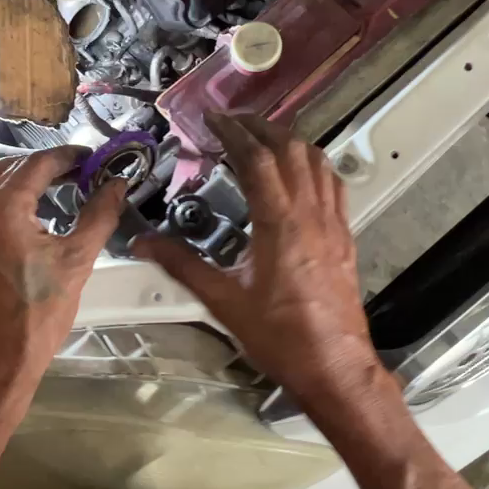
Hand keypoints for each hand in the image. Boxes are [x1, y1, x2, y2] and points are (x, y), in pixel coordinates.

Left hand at [0, 147, 128, 383]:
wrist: (1, 354)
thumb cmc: (40, 311)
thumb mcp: (78, 260)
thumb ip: (99, 214)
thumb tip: (116, 183)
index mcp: (5, 209)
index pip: (38, 164)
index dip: (67, 157)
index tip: (88, 158)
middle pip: (11, 166)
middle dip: (43, 165)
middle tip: (73, 175)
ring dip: (11, 172)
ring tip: (40, 184)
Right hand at [134, 112, 381, 403]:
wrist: (335, 368)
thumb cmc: (280, 337)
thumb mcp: (223, 301)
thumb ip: (182, 265)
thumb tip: (142, 243)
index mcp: (279, 224)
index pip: (257, 159)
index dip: (234, 132)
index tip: (213, 119)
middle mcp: (310, 214)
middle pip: (290, 149)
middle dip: (260, 127)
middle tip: (232, 122)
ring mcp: (333, 224)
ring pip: (317, 161)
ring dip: (288, 140)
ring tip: (261, 137)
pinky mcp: (345, 237)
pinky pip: (334, 184)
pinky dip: (314, 164)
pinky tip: (300, 169)